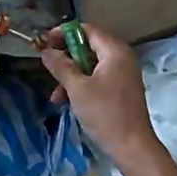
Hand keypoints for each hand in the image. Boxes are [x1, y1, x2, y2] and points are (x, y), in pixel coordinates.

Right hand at [41, 23, 162, 169]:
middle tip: (48, 66)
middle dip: (66, 58)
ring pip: (91, 66)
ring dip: (71, 76)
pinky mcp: (121, 90)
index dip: (64, 33)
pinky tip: (67, 101)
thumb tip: (46, 51)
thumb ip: (61, 66)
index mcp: (115, 51)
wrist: (131, 145)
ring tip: (56, 95)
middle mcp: (122, 58)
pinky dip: (82, 86)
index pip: (88, 30)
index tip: (45, 42)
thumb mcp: (77, 88)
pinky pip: (98, 79)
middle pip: (89, 47)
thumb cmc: (104, 113)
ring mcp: (123, 75)